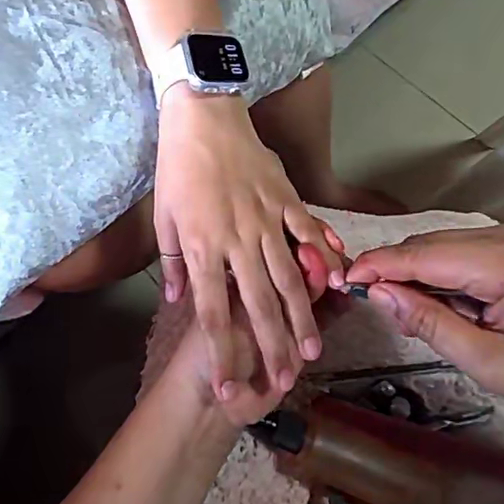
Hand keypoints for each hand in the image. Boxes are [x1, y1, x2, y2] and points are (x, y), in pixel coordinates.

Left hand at [154, 86, 337, 403]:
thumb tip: (174, 298)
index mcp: (202, 247)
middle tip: (284, 381)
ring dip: (302, 316)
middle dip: (271, 348)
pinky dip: (325, 258)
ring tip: (312, 350)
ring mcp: (266, 220)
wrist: (203, 116)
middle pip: (258, 304)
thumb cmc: (177, 167)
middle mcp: (237, 240)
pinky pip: (308, 233)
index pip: (213, 312)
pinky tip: (340, 283)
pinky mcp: (287, 200)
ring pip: (289, 277)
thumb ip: (169, 261)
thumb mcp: (163, 216)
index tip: (228, 387)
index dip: (222, 354)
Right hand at [342, 224, 503, 418]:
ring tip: (414, 313)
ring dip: (419, 275)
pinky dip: (442, 275)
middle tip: (373, 305)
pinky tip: (445, 304)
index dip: (378, 266)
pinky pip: (461, 252)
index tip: (343, 280)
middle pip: (428, 246)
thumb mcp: (486, 361)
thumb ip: (429, 323)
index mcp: (503, 261)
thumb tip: (379, 295)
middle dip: (395, 271)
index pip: (421, 256)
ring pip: (442, 247)